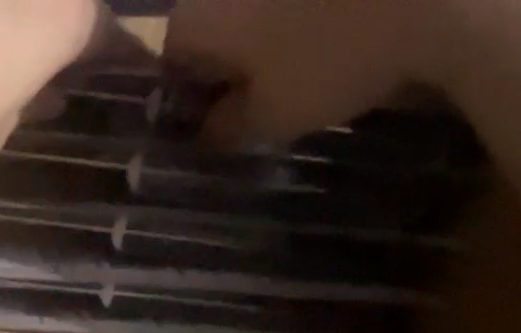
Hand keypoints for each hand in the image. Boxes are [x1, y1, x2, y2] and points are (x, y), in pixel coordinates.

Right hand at [166, 0, 445, 143]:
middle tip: (265, 94)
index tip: (216, 119)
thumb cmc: (333, 59)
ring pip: (262, 2)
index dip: (189, 92)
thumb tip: (207, 131)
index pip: (171, 57)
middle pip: (216, 20)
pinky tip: (348, 22)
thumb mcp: (272, 119)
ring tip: (311, 60)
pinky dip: (319, 8)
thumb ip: (226, 129)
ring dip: (274, 29)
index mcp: (200, 16)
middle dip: (232, 57)